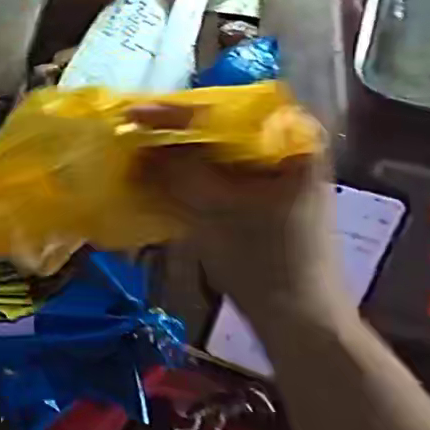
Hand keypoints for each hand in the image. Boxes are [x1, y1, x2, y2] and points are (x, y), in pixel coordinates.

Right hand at [129, 105, 342, 324]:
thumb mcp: (214, 207)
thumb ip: (174, 168)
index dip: (175, 111)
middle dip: (172, 128)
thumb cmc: (265, 261)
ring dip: (175, 149)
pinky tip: (155, 173)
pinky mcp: (261, 196)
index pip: (226, 110)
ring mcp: (275, 174)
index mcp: (294, 143)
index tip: (132, 113)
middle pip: (220, 125)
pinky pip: (217, 170)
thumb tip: (134, 137)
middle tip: (129, 127)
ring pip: (215, 148)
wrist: (299, 320)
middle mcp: (289, 149)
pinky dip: (187, 170)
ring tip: (135, 147)